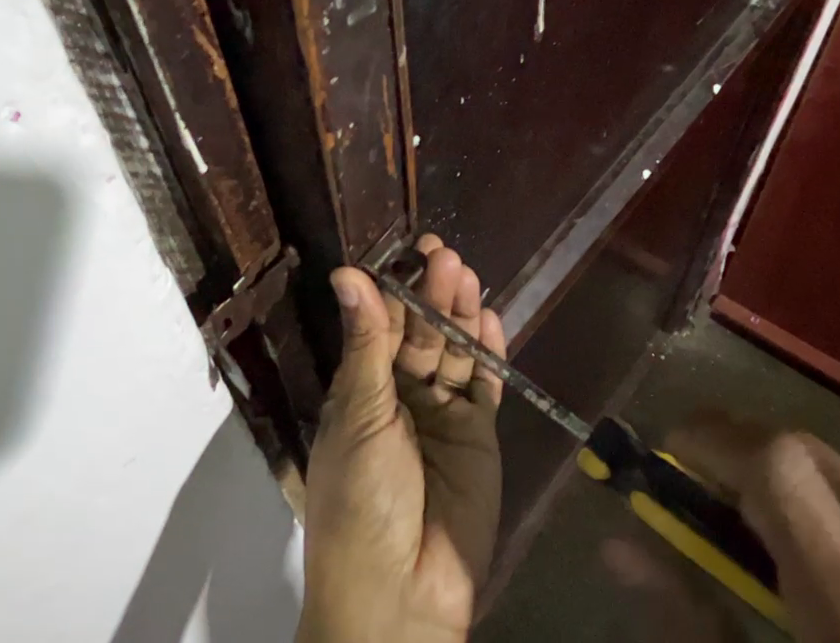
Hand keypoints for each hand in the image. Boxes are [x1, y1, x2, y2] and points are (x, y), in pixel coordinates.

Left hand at [297, 236, 505, 642]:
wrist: (399, 588)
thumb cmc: (362, 495)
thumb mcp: (360, 413)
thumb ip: (367, 343)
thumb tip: (348, 273)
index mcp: (360, 390)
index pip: (380, 327)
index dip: (393, 290)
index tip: (407, 250)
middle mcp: (400, 397)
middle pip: (421, 335)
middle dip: (430, 295)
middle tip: (443, 254)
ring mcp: (441, 417)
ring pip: (455, 354)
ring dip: (460, 315)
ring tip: (467, 275)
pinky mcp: (477, 438)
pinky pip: (484, 387)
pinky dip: (488, 354)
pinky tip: (491, 319)